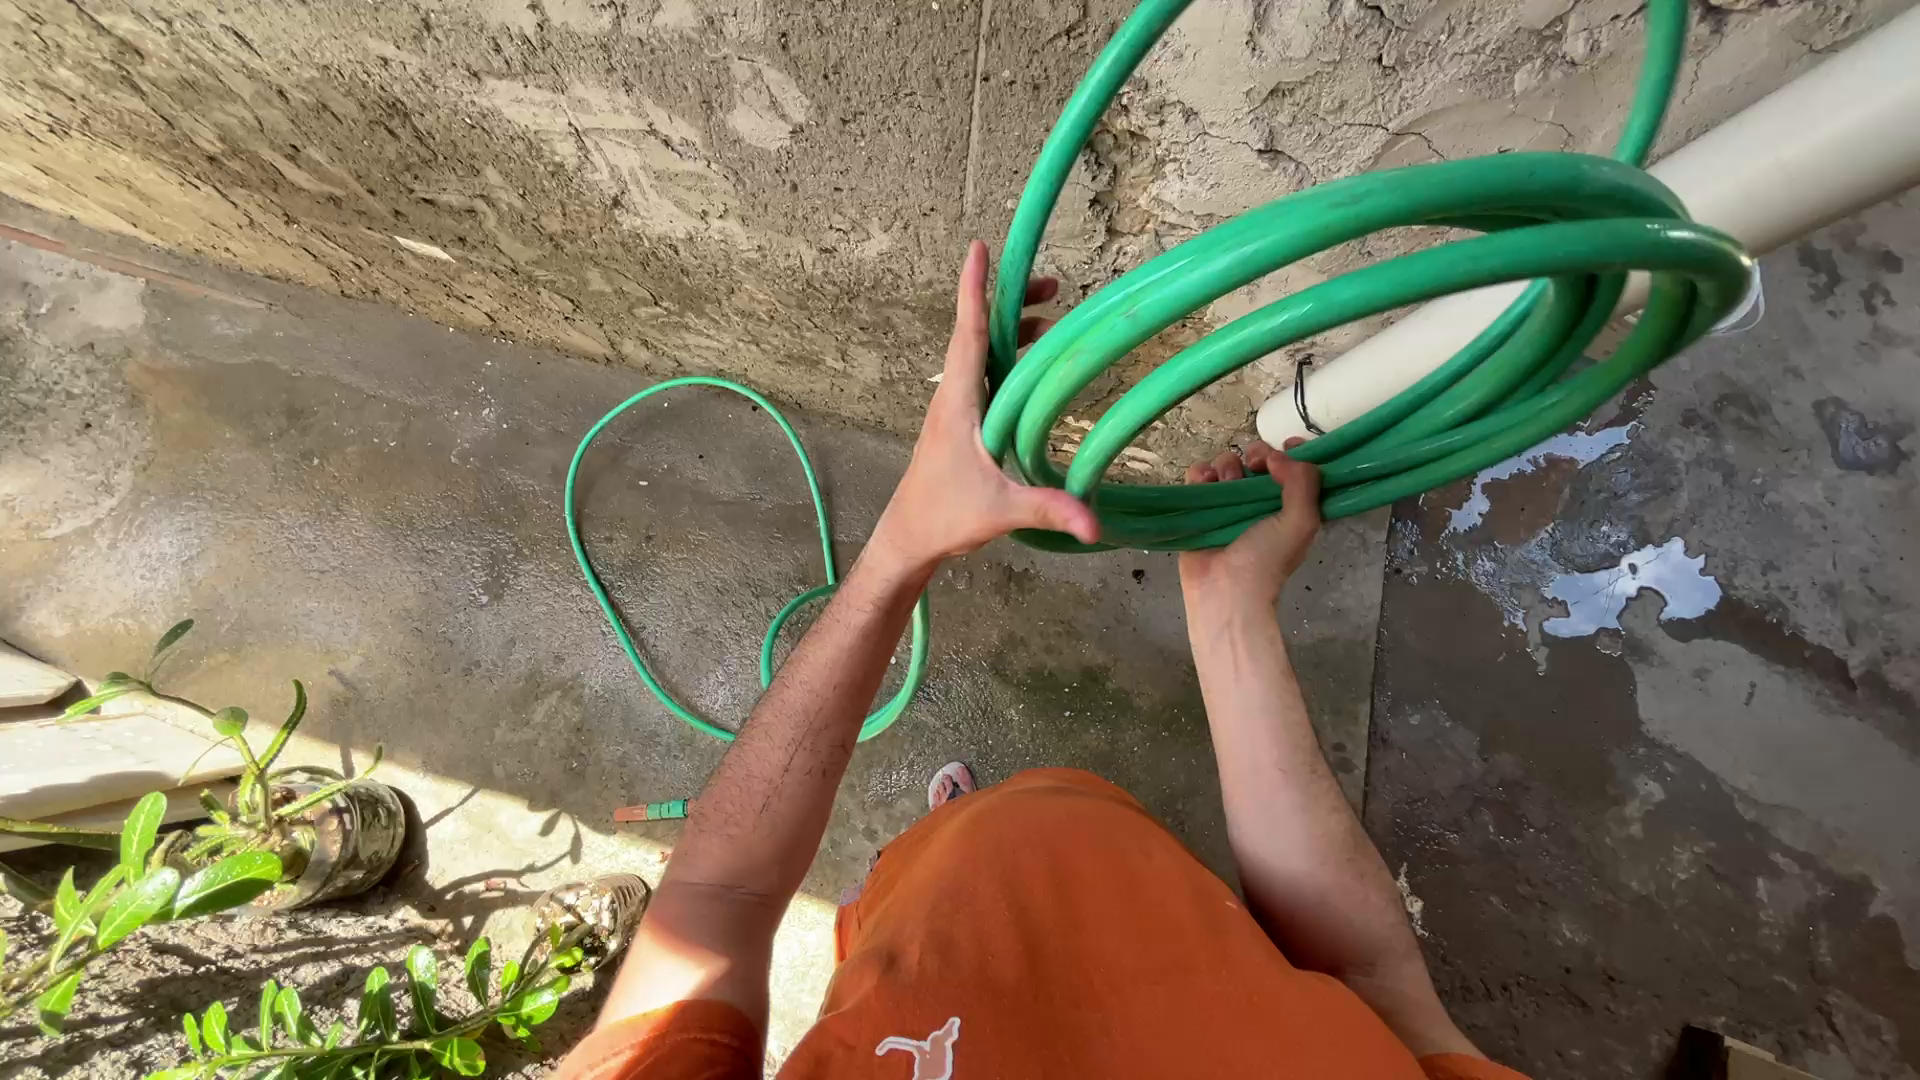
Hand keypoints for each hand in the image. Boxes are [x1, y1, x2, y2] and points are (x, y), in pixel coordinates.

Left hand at [867, 241, 1099, 573]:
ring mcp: (955, 410)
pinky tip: (1032, 368)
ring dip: (1012, 331)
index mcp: (958, 403)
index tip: (979, 248)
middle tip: (1053, 285)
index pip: (968, 334)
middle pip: (979, 334)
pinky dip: (1009, 359)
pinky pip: (985, 376)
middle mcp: (954, 397)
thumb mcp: (1000, 510)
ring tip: (1050, 317)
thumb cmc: (943, 516)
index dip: (974, 290)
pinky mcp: (960, 424)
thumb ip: (1048, 510)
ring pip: (982, 354)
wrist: (909, 537)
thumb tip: (1095, 525)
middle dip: (1011, 302)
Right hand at [1178, 439, 1321, 610]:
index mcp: (1291, 505)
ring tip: (1225, 483)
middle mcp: (1260, 501)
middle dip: (1256, 454)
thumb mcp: (1302, 522)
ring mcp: (1228, 504)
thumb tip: (1278, 455)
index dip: (1293, 451)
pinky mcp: (1200, 508)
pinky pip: (1198, 477)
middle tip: (1253, 466)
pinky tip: (1203, 483)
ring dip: (1226, 465)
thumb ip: (1302, 482)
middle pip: (1258, 458)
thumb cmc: (1266, 560)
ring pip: (1227, 464)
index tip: (1286, 446)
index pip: (1295, 466)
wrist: (1225, 590)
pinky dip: (1199, 474)